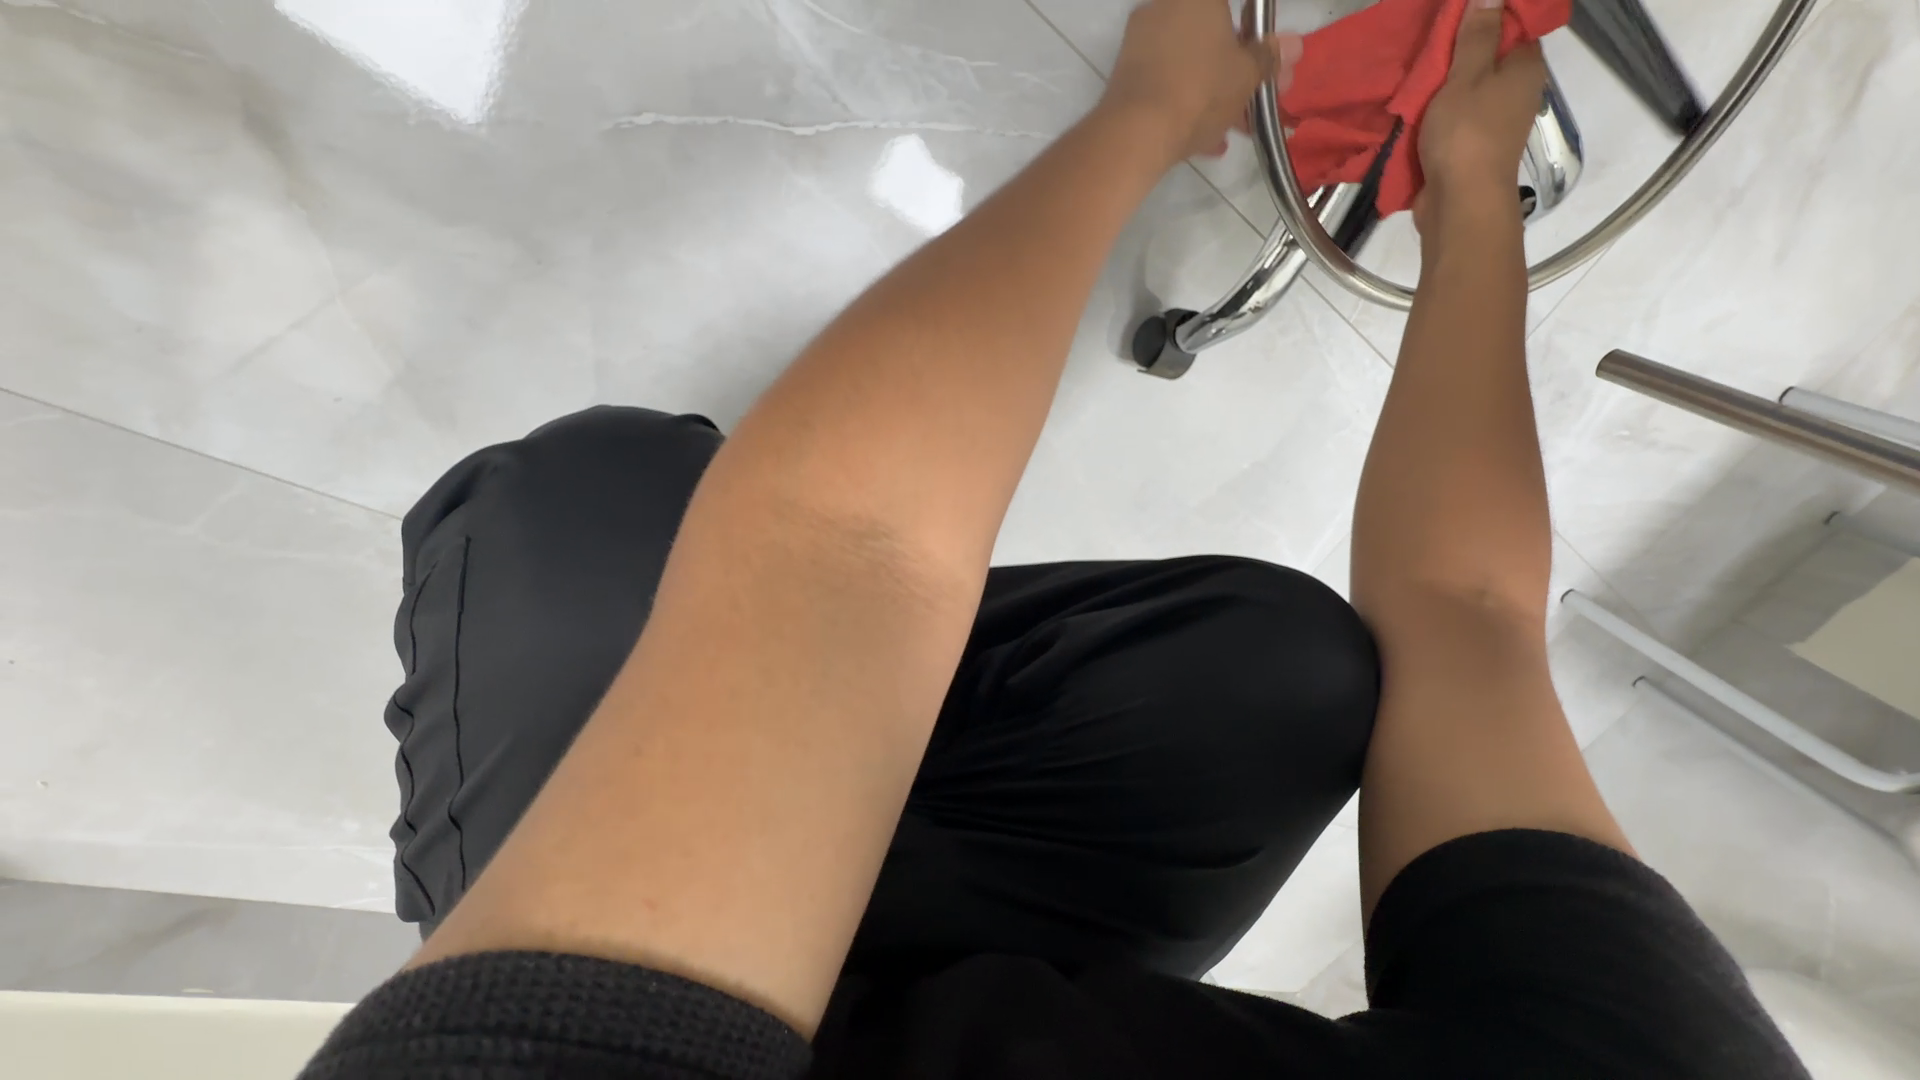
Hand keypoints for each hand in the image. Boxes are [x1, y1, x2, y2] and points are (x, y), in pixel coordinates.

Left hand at [1099, 0, 1301, 162]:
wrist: (1135, 133)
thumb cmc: (1200, 91)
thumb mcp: (1247, 75)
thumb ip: (1269, 57)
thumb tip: (1292, 46)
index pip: (1230, 4)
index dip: (1249, 28)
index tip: (1258, 52)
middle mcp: (1162, 8)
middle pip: (1208, 34)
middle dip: (1236, 68)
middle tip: (1256, 98)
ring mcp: (1139, 44)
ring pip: (1188, 65)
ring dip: (1213, 94)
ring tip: (1234, 129)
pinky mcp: (1124, 79)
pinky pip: (1165, 86)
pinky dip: (1186, 107)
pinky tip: (1206, 141)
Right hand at [1415, 0, 1544, 215]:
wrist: (1460, 203)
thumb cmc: (1466, 135)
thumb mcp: (1467, 76)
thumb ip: (1477, 35)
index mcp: (1525, 67)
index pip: (1514, 25)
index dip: (1486, 17)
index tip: (1453, 20)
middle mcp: (1516, 92)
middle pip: (1488, 60)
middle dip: (1457, 55)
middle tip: (1425, 50)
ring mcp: (1494, 124)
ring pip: (1468, 93)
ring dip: (1442, 89)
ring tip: (1415, 82)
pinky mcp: (1471, 149)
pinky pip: (1454, 121)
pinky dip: (1436, 117)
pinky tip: (1415, 115)